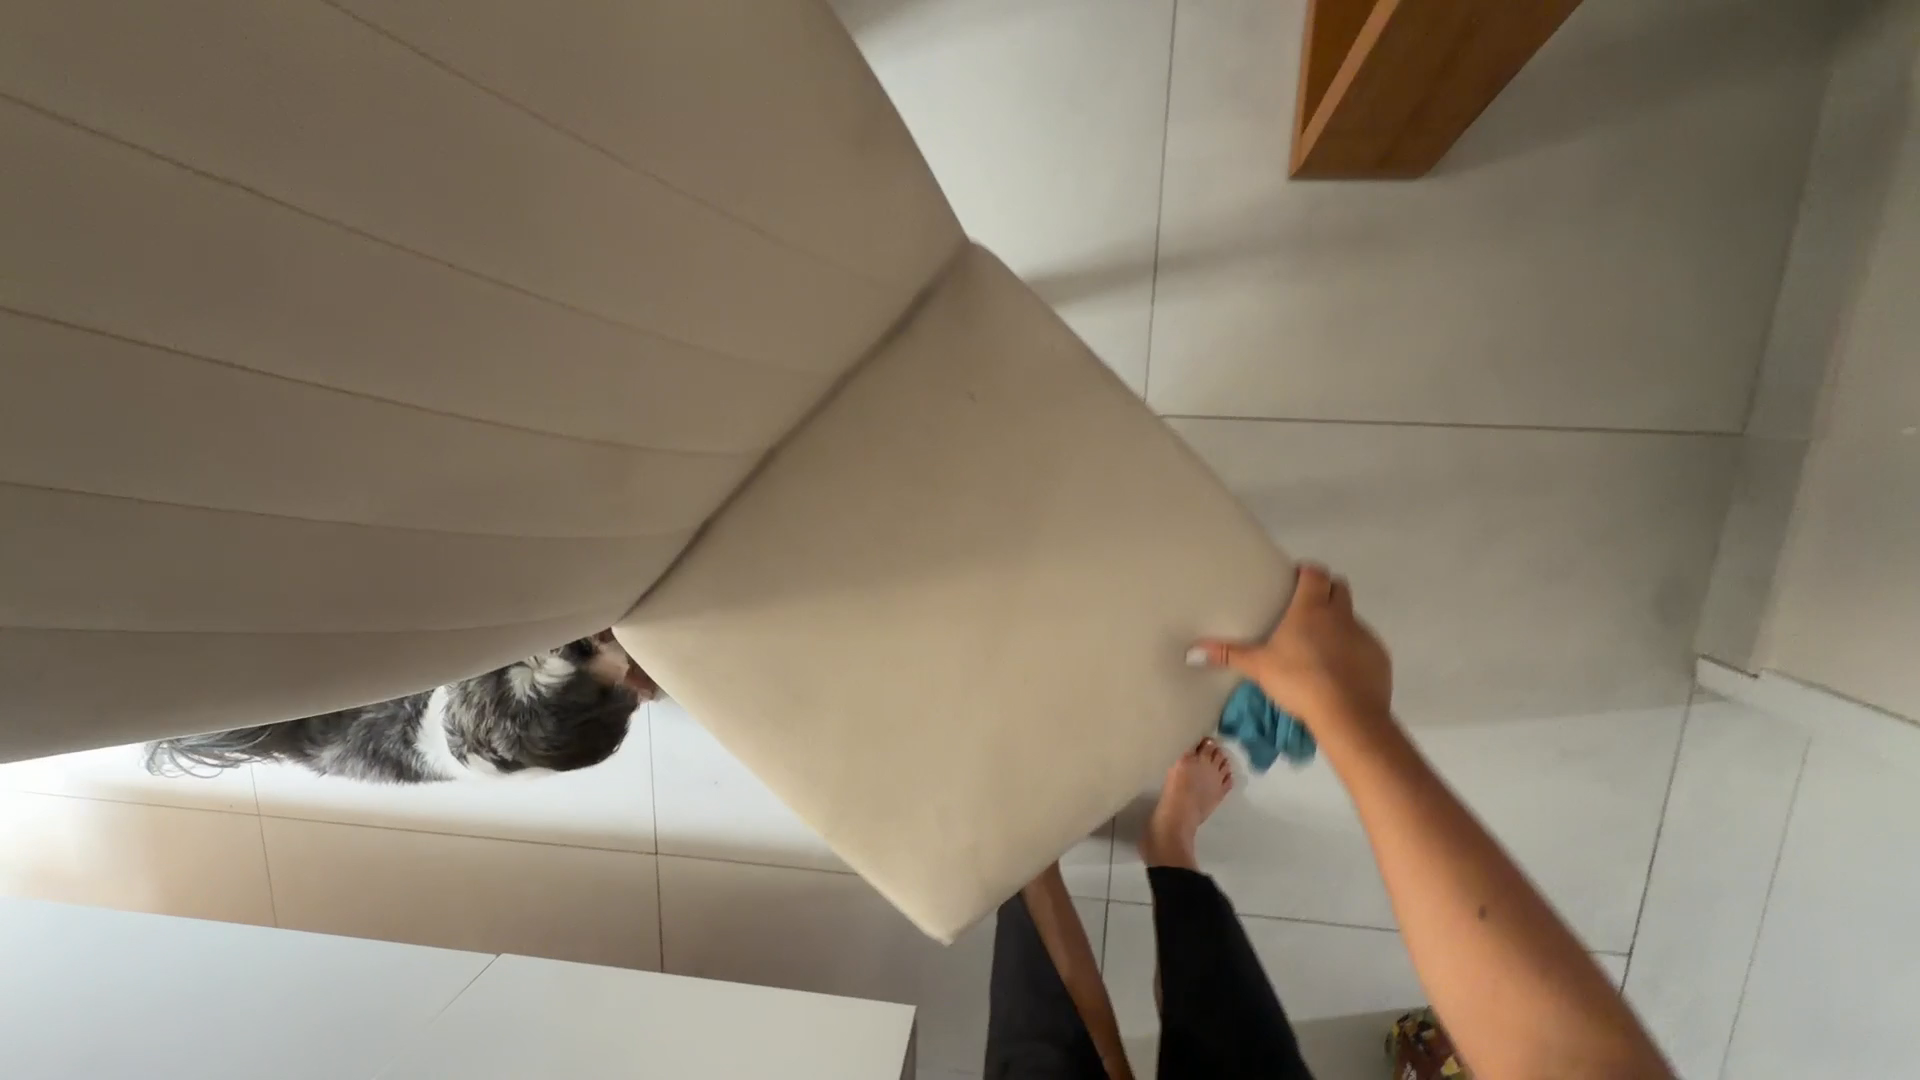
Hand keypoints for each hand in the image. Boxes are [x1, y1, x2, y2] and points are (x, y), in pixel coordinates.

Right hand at [1193, 563, 1392, 730]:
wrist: (1348, 715)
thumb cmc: (1299, 680)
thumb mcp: (1258, 667)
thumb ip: (1227, 655)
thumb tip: (1190, 652)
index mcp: (1311, 607)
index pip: (1315, 573)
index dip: (1306, 572)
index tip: (1294, 579)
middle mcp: (1341, 614)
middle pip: (1339, 587)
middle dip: (1325, 590)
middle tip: (1305, 607)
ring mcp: (1364, 635)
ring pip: (1351, 617)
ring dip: (1338, 622)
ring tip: (1318, 645)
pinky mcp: (1380, 658)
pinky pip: (1364, 645)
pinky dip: (1352, 650)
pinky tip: (1338, 671)